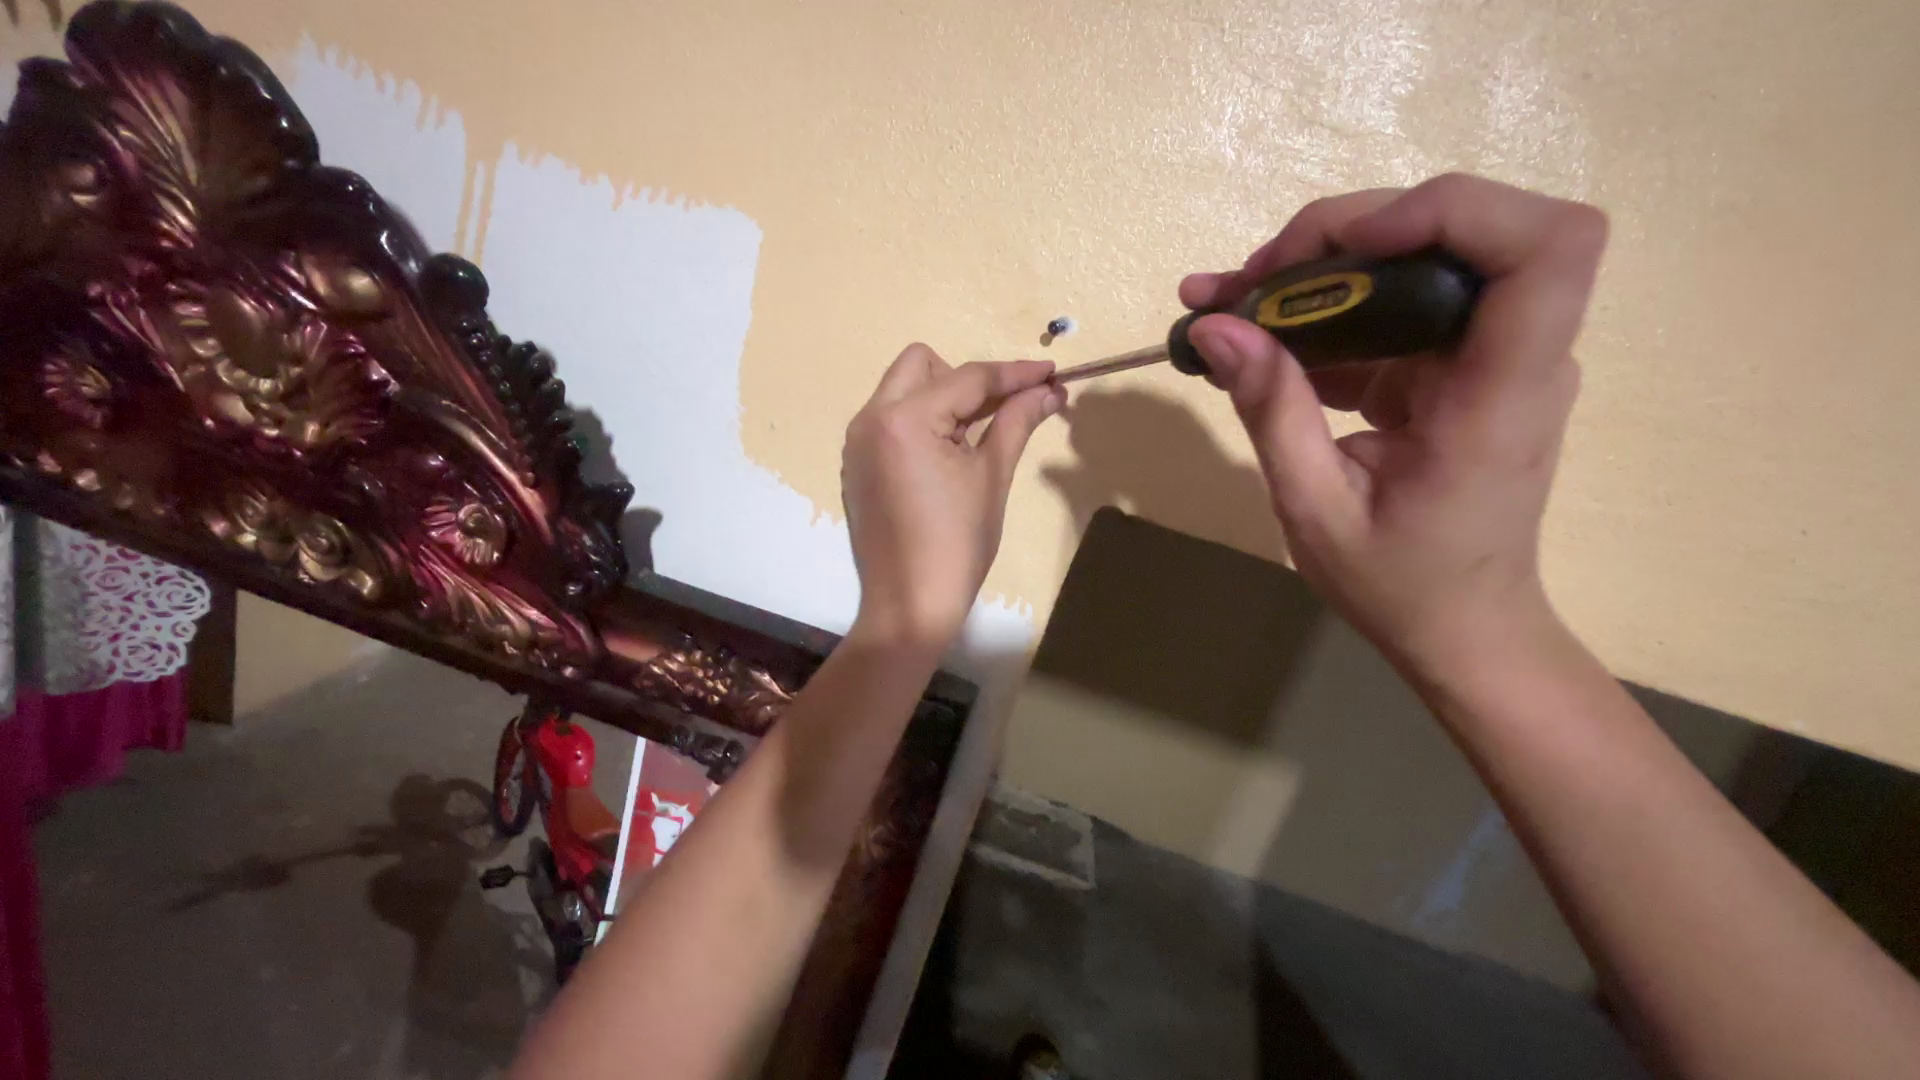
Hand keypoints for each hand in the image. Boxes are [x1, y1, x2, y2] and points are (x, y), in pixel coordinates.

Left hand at [842, 344, 1064, 646]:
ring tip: (975, 439)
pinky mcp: (856, 466)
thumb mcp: (992, 477)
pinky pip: (889, 422)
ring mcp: (857, 443)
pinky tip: (946, 459)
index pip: (967, 378)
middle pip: (921, 365)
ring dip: (942, 399)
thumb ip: (1017, 422)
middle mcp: (870, 419)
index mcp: (903, 419)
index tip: (1052, 373)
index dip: (1014, 374)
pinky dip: (920, 424)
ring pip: (902, 390)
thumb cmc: (957, 544)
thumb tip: (1049, 391)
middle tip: (999, 412)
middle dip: (965, 379)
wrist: (909, 605)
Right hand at [1181, 174, 1607, 672]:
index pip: (1542, 247)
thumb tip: (1214, 328)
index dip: (1449, 211)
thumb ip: (1272, 412)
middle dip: (1343, 238)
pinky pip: (1386, 313)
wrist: (1460, 627)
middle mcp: (1510, 356)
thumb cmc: (1399, 585)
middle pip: (1458, 233)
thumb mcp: (1315, 508)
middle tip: (1247, 280)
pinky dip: (1317, 315)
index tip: (1346, 245)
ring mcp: (1481, 357)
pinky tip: (1251, 337)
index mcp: (1500, 393)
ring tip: (1228, 301)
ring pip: (1412, 264)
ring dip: (1317, 272)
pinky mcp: (1447, 368)